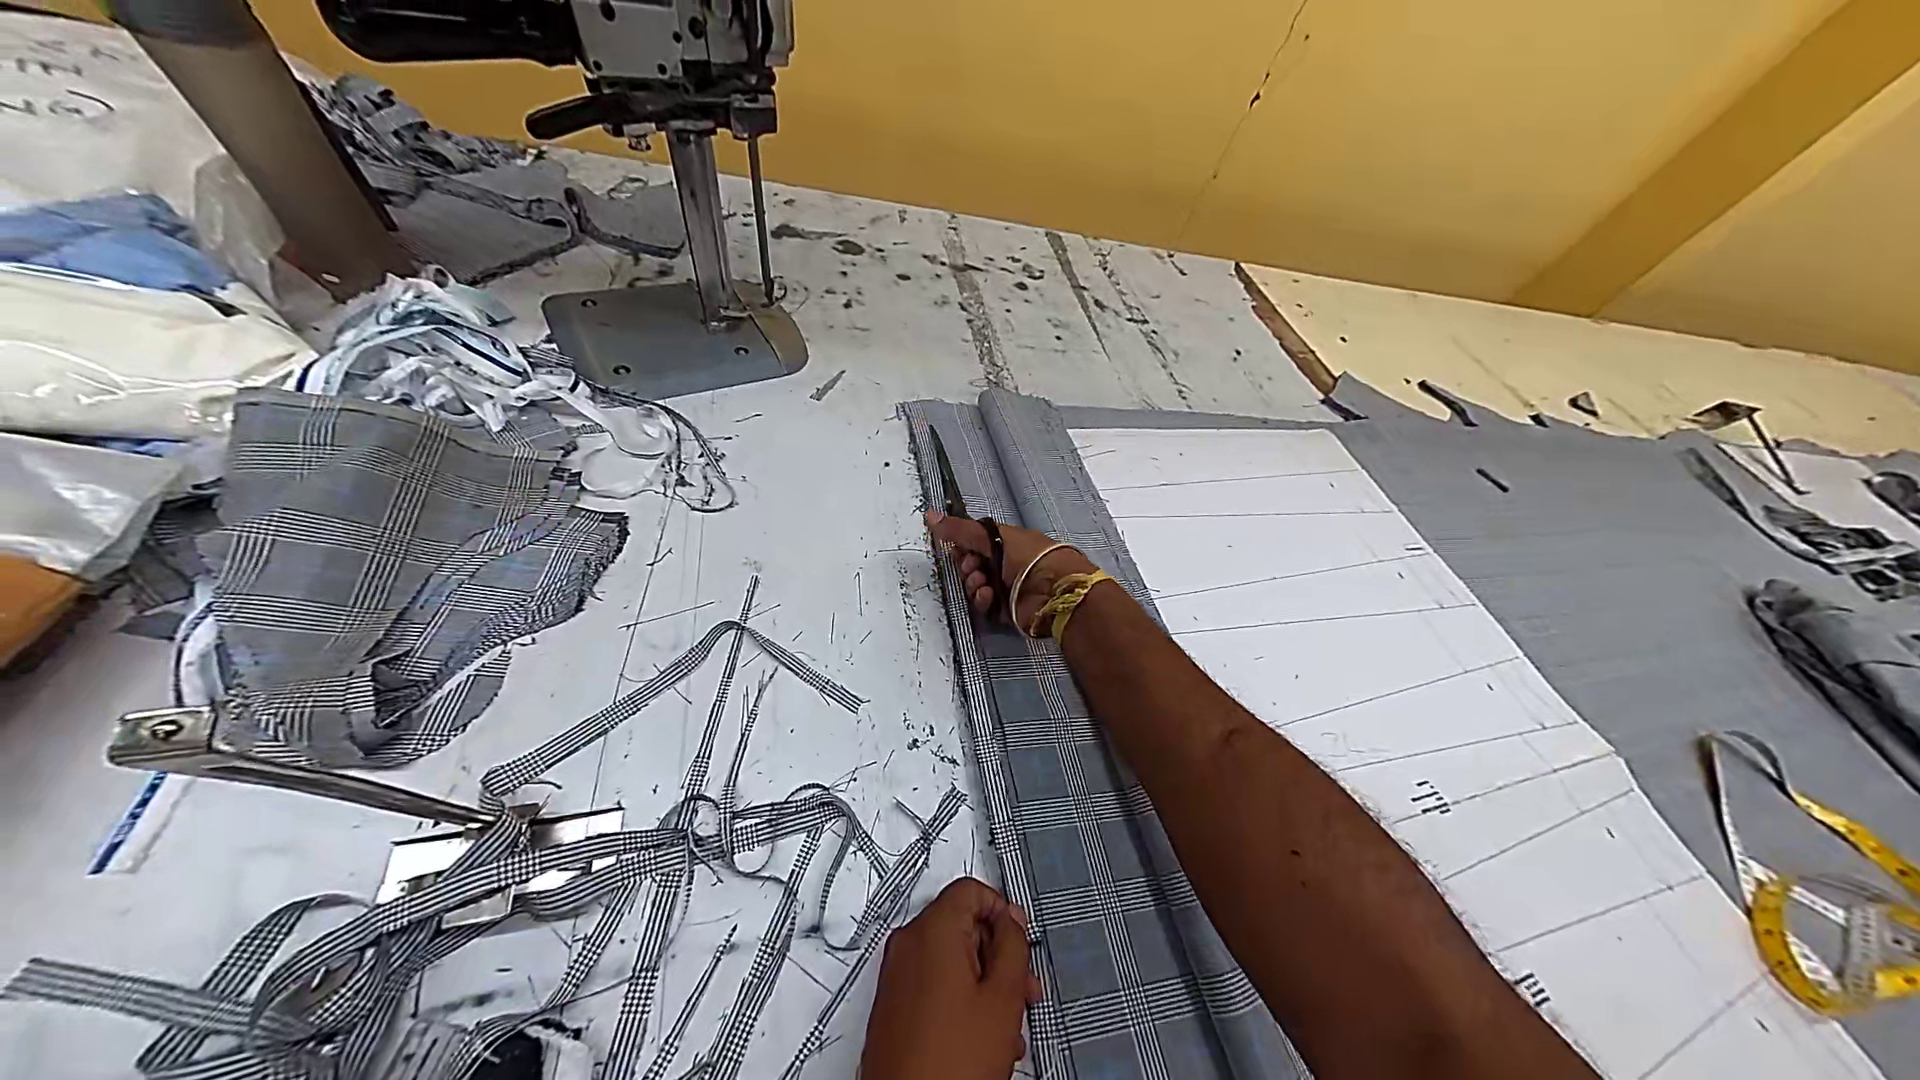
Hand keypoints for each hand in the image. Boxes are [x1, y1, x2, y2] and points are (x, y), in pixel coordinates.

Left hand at [862, 877, 1038, 1079]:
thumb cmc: (949, 1065)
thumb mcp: (1002, 997)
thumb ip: (1013, 946)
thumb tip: (1012, 920)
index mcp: (931, 930)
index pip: (971, 890)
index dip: (1002, 912)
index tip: (1020, 940)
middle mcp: (907, 944)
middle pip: (962, 924)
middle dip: (997, 954)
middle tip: (1021, 989)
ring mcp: (896, 974)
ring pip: (951, 956)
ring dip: (984, 981)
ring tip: (1006, 1023)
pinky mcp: (893, 1002)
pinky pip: (933, 980)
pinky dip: (960, 996)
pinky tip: (982, 1035)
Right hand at [926, 511, 1095, 631]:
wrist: (1054, 591)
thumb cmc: (1029, 556)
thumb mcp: (992, 537)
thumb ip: (960, 529)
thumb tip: (929, 514)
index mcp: (1006, 542)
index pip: (974, 544)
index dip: (962, 547)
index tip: (956, 548)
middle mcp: (1006, 564)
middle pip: (972, 567)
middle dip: (967, 567)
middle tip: (973, 566)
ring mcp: (1006, 588)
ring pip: (975, 587)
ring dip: (974, 584)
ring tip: (983, 583)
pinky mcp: (1006, 610)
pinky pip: (985, 606)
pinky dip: (983, 601)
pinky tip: (989, 595)